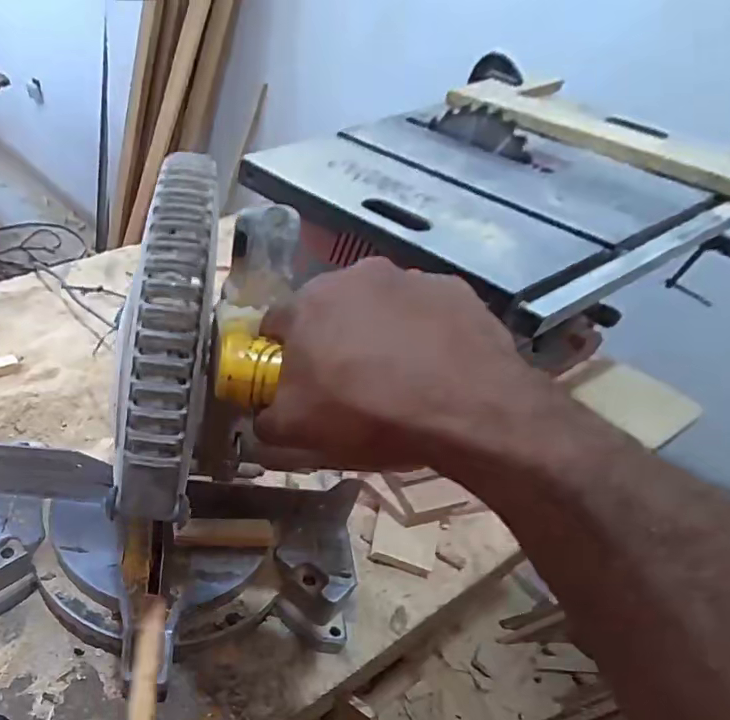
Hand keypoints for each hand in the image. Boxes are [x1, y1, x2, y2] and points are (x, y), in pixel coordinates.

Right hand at [253, 258, 585, 472]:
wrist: (467, 410)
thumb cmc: (366, 415)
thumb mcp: (295, 433)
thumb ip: (264, 421)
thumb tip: (262, 418)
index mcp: (307, 304)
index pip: (272, 325)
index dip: (277, 359)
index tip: (292, 386)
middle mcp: (355, 275)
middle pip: (326, 311)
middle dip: (326, 342)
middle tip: (341, 385)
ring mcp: (410, 277)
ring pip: (375, 308)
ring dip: (372, 335)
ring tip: (391, 379)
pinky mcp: (454, 289)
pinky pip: (420, 313)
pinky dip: (416, 335)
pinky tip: (428, 369)